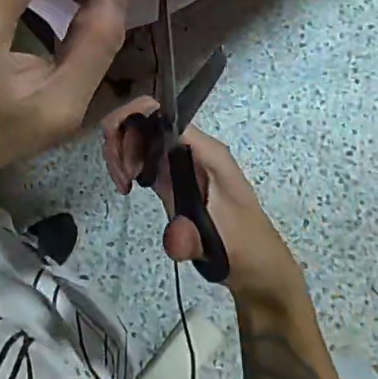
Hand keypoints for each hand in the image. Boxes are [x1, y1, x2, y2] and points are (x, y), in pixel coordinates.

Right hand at [100, 97, 306, 307]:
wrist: (257, 265)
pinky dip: (125, 163)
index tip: (128, 167)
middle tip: (123, 180)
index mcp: (204, 150)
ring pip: (137, 133)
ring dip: (120, 153)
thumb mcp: (223, 243)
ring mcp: (178, 159)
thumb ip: (193, 240)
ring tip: (124, 184)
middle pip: (142, 119)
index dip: (132, 127)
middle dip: (120, 142)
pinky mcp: (170, 175)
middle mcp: (189, 147)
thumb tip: (172, 239)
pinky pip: (140, 153)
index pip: (158, 112)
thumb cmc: (246, 247)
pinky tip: (127, 188)